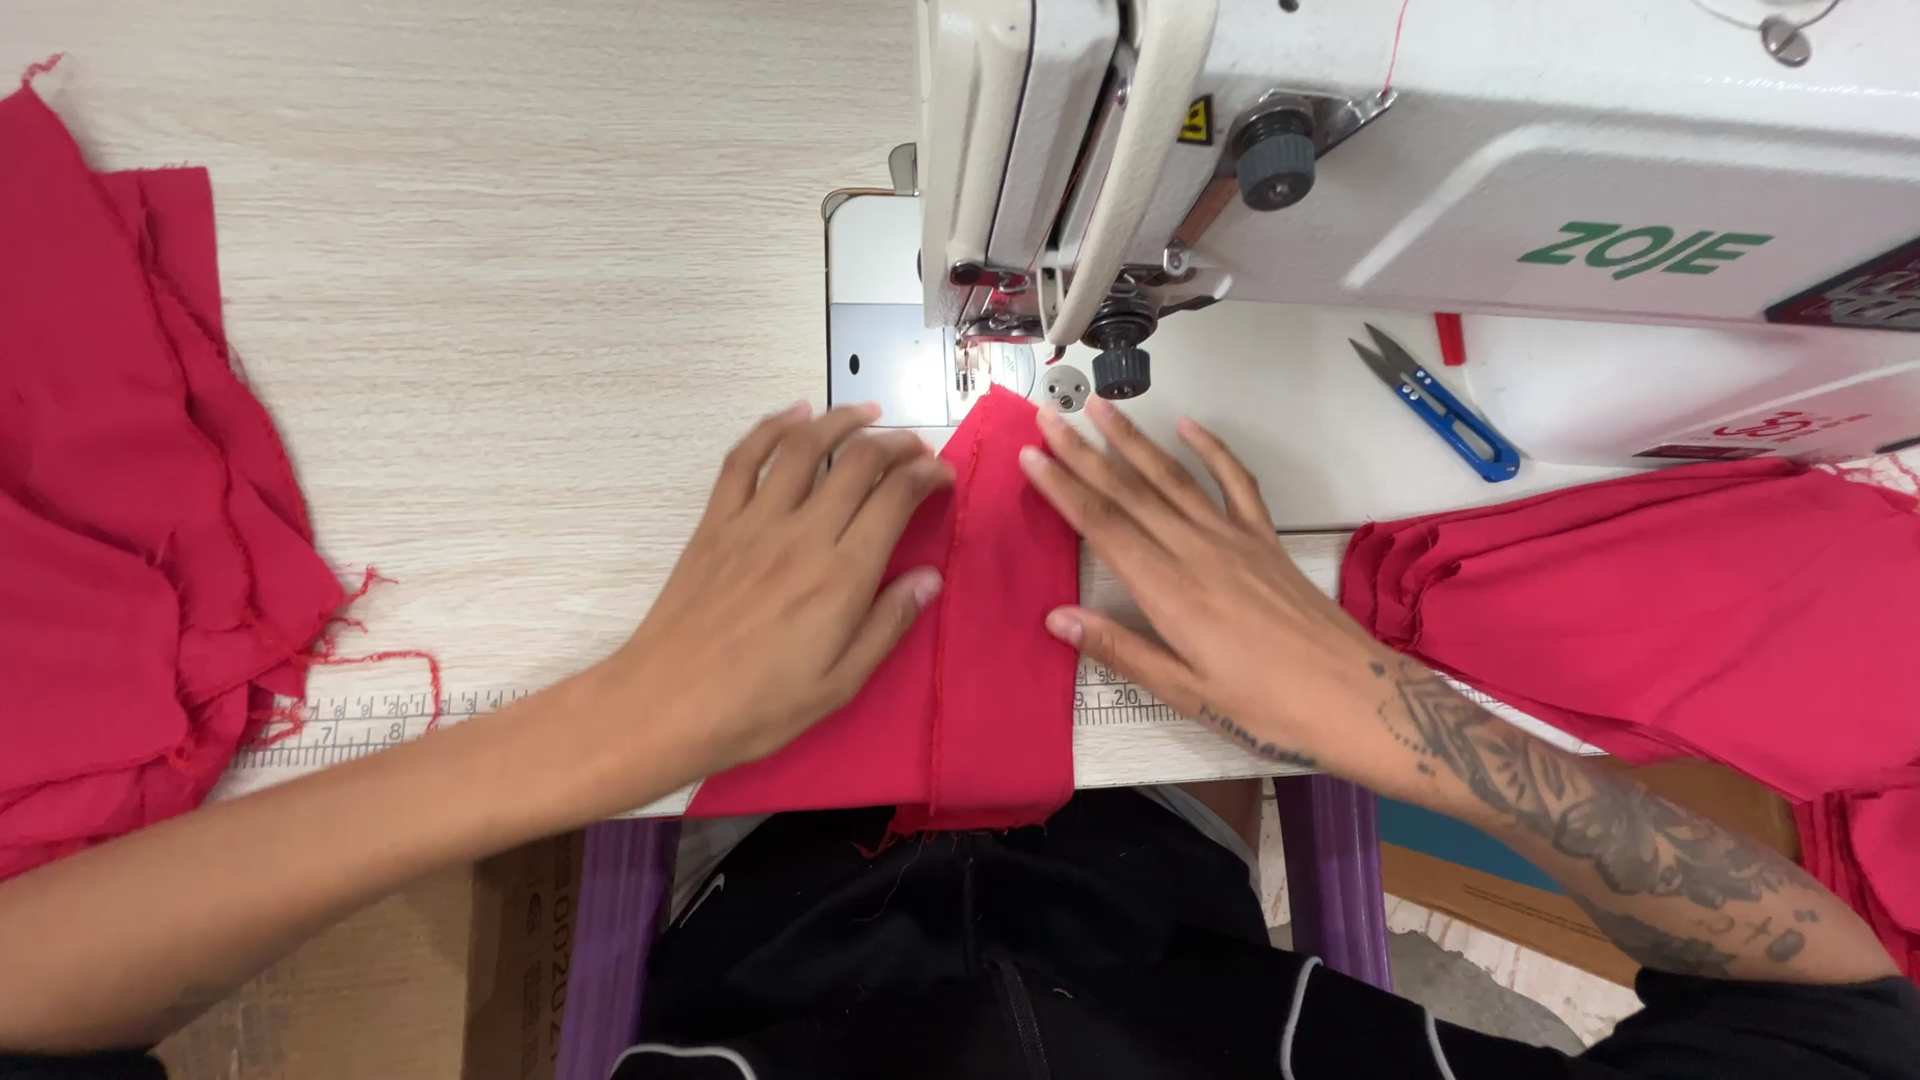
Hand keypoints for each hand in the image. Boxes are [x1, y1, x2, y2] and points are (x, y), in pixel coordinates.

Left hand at [593, 402, 951, 776]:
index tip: (943, 476)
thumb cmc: (760, 705)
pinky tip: (795, 413)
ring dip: (842, 420)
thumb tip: (930, 578)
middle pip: (859, 463)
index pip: (896, 498)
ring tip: (869, 413)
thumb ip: (889, 624)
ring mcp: (755, 521)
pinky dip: (772, 426)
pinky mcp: (716, 521)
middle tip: (917, 449)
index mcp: (842, 575)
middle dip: (898, 444)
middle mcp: (803, 534)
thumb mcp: (841, 683)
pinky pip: (744, 458)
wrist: (665, 705)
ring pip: (805, 446)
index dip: (928, 475)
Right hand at [1018, 398, 1389, 769]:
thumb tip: (1056, 618)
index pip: (1103, 525)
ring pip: (1172, 478)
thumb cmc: (1264, 707)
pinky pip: (1236, 484)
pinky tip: (1189, 425)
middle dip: (1083, 451)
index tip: (1032, 456)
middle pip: (1129, 491)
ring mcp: (1234, 539)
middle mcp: (1196, 551)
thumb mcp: (1184, 691)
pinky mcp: (1265, 539)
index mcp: (1169, 590)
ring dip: (1134, 441)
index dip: (1062, 488)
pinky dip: (1212, 450)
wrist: (1354, 699)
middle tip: (1049, 416)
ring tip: (1101, 409)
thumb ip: (1119, 649)